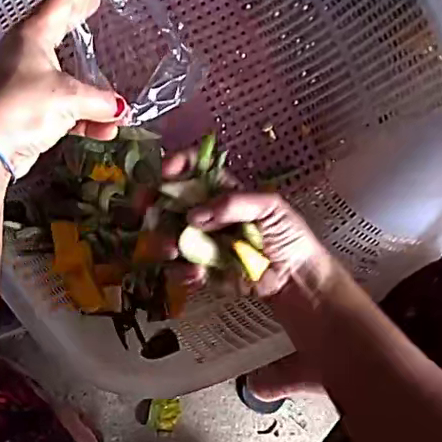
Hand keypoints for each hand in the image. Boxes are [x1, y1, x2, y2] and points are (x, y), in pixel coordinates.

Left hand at [0, 0, 127, 177]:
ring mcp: (23, 83)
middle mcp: (24, 54)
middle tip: (95, 9)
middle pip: (59, 35)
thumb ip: (100, 101)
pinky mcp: (26, 111)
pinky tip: (104, 130)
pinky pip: (62, 109)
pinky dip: (83, 118)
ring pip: (65, 79)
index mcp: (31, 36)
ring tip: (117, 101)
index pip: (59, 3)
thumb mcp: (69, 98)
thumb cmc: (21, 108)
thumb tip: (120, 109)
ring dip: (92, 92)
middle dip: (80, 25)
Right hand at [159, 147, 341, 304]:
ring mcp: (202, 243)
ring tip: (172, 249)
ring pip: (167, 236)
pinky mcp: (203, 271)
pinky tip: (196, 273)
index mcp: (223, 191)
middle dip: (152, 202)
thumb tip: (194, 215)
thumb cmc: (290, 235)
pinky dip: (182, 271)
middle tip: (144, 207)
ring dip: (162, 240)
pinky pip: (181, 269)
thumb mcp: (270, 206)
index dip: (177, 164)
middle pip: (169, 202)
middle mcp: (207, 214)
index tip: (165, 171)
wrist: (297, 277)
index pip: (194, 169)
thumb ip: (234, 203)